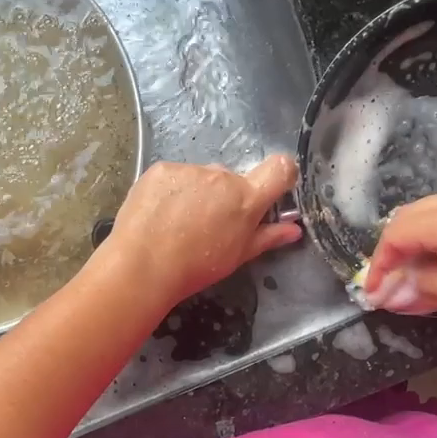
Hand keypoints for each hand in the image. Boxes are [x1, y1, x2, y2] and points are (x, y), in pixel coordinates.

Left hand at [98, 157, 301, 304]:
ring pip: (200, 178)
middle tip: (206, 226)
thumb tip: (294, 230)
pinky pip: (174, 176)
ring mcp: (190, 169)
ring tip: (177, 224)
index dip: (281, 176)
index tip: (271, 190)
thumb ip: (267, 238)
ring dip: (196, 194)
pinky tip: (160, 215)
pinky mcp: (162, 169)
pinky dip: (171, 192)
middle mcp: (220, 176)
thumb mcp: (236, 257)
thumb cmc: (194, 268)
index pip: (279, 169)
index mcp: (245, 199)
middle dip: (224, 197)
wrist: (142, 266)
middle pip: (231, 179)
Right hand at [363, 181, 436, 324]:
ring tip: (414, 271)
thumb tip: (386, 296)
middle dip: (394, 249)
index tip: (374, 292)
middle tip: (389, 282)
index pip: (396, 235)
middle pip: (410, 216)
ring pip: (432, 211)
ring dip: (416, 239)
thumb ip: (415, 287)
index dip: (379, 264)